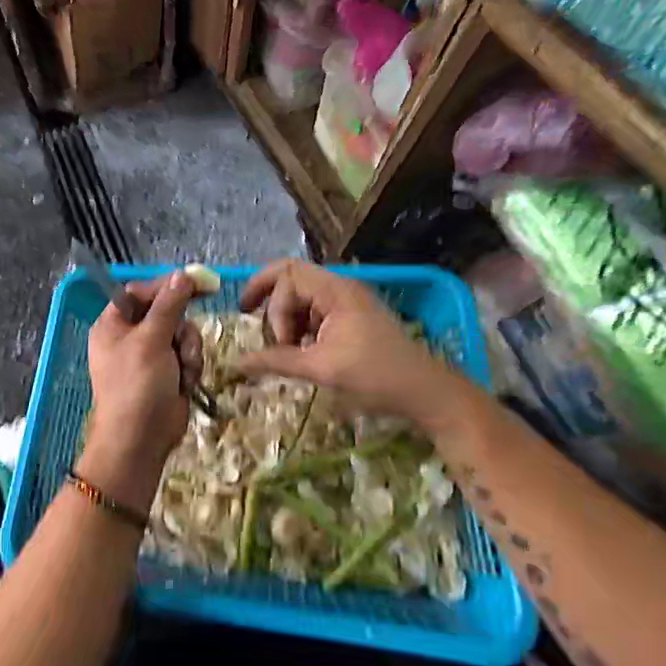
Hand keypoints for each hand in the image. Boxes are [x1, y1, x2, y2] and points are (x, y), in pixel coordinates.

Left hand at [80, 271, 199, 509]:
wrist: (140, 439)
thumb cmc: (138, 384)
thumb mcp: (152, 339)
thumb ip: (169, 305)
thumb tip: (182, 274)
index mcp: (114, 323)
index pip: (141, 291)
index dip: (166, 286)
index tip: (195, 282)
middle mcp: (130, 336)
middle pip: (167, 311)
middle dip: (180, 328)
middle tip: (186, 339)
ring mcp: (150, 355)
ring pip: (182, 334)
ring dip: (188, 350)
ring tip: (183, 370)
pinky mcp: (168, 373)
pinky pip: (187, 355)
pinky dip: (190, 367)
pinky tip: (185, 383)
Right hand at [238, 260, 473, 426]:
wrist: (427, 393)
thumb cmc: (376, 377)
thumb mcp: (322, 369)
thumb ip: (278, 361)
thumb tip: (237, 363)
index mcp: (336, 291)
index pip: (288, 272)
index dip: (266, 294)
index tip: (263, 330)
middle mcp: (341, 289)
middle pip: (292, 282)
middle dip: (274, 309)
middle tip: (270, 339)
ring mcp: (348, 303)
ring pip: (302, 299)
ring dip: (287, 322)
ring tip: (289, 351)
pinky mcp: (353, 319)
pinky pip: (316, 313)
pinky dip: (302, 330)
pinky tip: (304, 353)